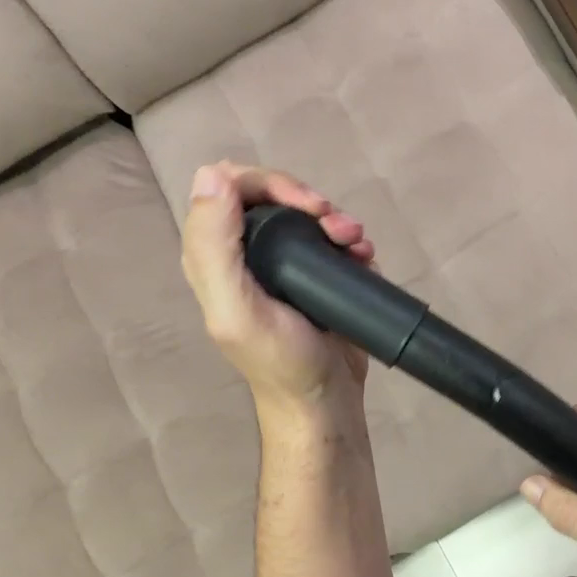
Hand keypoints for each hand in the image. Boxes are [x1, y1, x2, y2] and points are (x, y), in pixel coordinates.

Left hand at [181, 162, 375, 411]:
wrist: (325, 401)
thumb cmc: (282, 363)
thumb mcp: (237, 311)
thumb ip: (215, 248)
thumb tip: (213, 175)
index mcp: (214, 257)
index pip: (226, 186)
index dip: (267, 183)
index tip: (307, 209)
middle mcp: (244, 253)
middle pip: (269, 193)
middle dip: (308, 200)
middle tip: (340, 227)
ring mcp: (283, 263)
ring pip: (303, 212)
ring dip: (335, 220)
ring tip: (357, 245)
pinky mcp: (316, 276)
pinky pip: (330, 238)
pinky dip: (350, 241)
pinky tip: (364, 257)